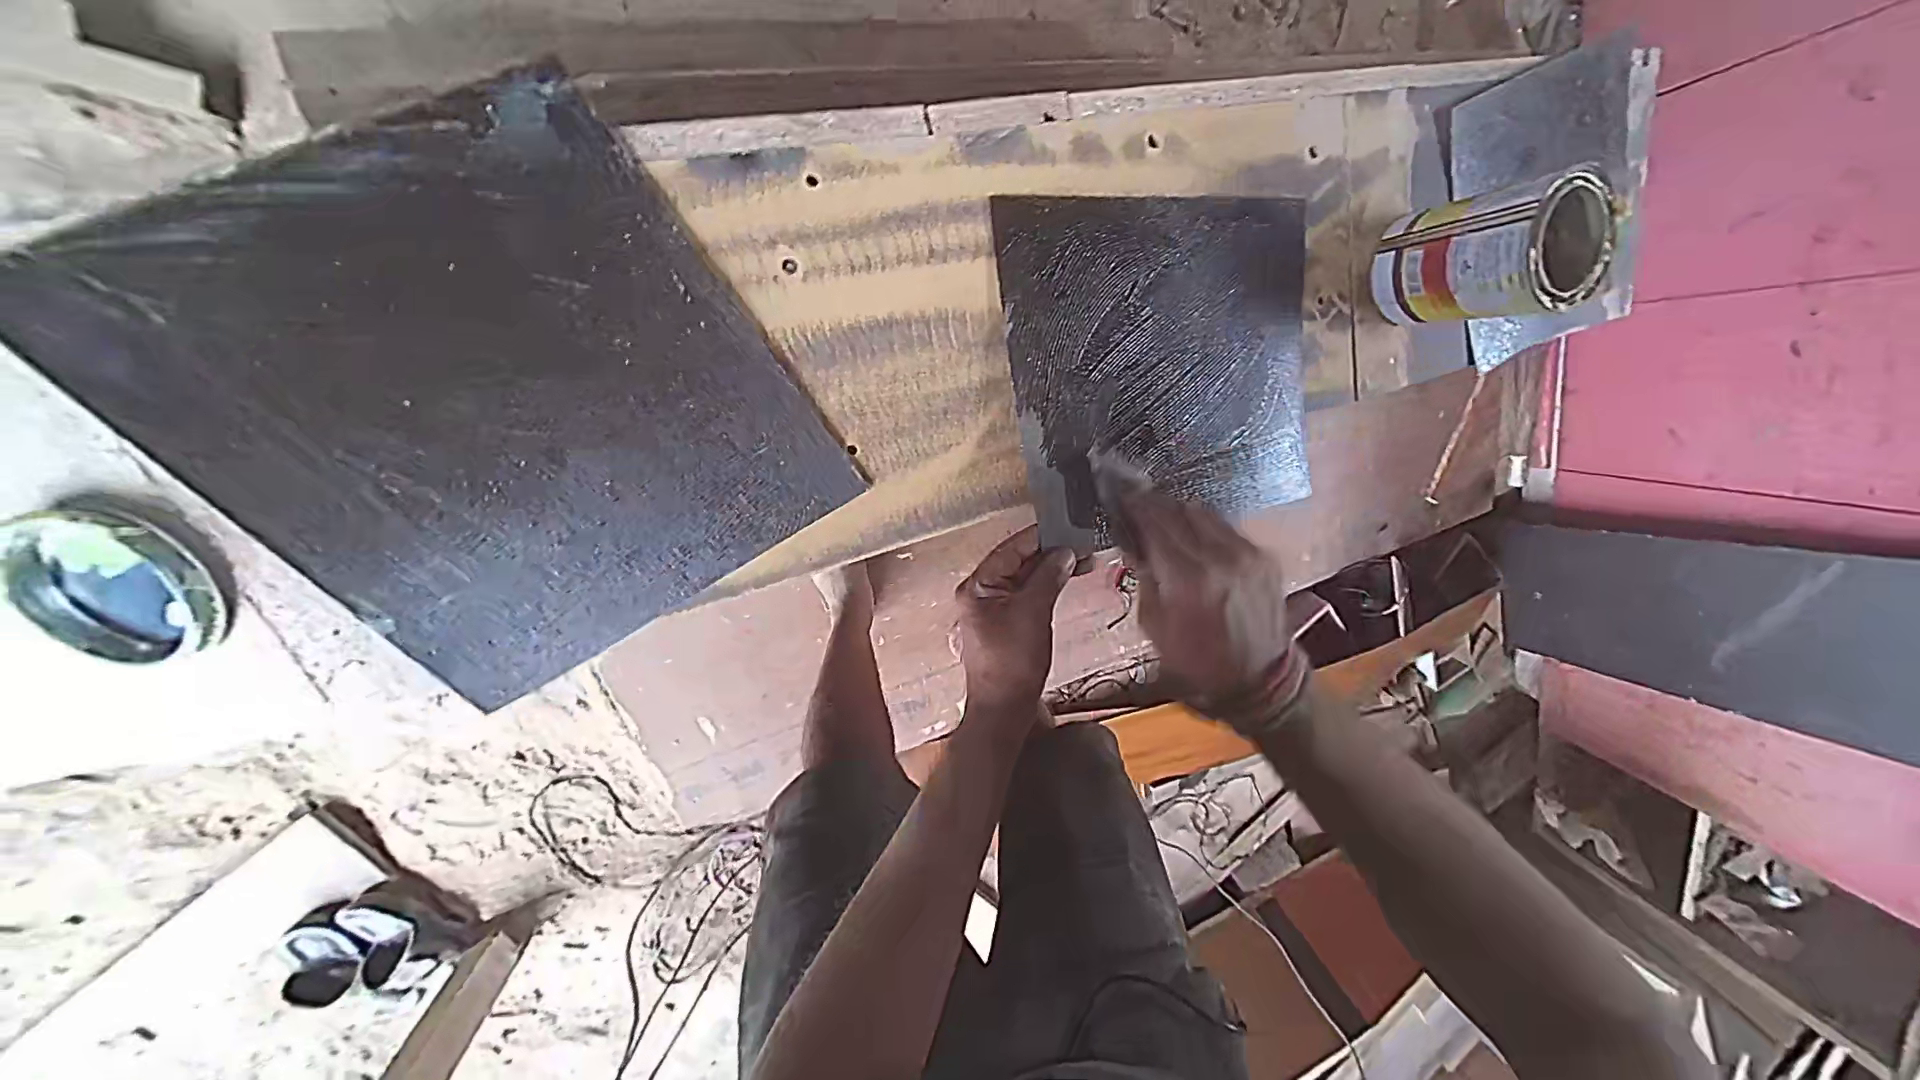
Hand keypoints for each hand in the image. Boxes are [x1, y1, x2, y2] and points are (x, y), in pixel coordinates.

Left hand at [955, 524, 1076, 715]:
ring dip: (1051, 570)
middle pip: (1017, 563)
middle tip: (1081, 546)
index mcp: (977, 587)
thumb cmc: (1011, 664)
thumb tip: (1063, 553)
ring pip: (1024, 579)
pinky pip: (1027, 597)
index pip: (1010, 549)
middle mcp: (981, 595)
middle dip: (1049, 554)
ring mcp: (993, 611)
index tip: (1066, 528)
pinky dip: (1047, 588)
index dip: (1039, 537)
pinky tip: (1066, 582)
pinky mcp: (1007, 626)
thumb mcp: (1033, 612)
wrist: (1005, 710)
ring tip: (1081, 562)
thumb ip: (1048, 577)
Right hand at [1110, 490, 1293, 704]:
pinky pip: (1225, 527)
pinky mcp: (1262, 558)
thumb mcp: (1155, 627)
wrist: (1260, 683)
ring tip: (1160, 515)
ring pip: (1202, 512)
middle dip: (1152, 504)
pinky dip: (1202, 525)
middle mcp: (1219, 559)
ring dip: (1177, 510)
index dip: (1132, 506)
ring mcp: (1246, 555)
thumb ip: (1144, 578)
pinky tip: (1190, 534)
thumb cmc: (1200, 665)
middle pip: (1177, 510)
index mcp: (1187, 580)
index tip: (1119, 497)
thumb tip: (1133, 544)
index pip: (1153, 524)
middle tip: (1134, 501)